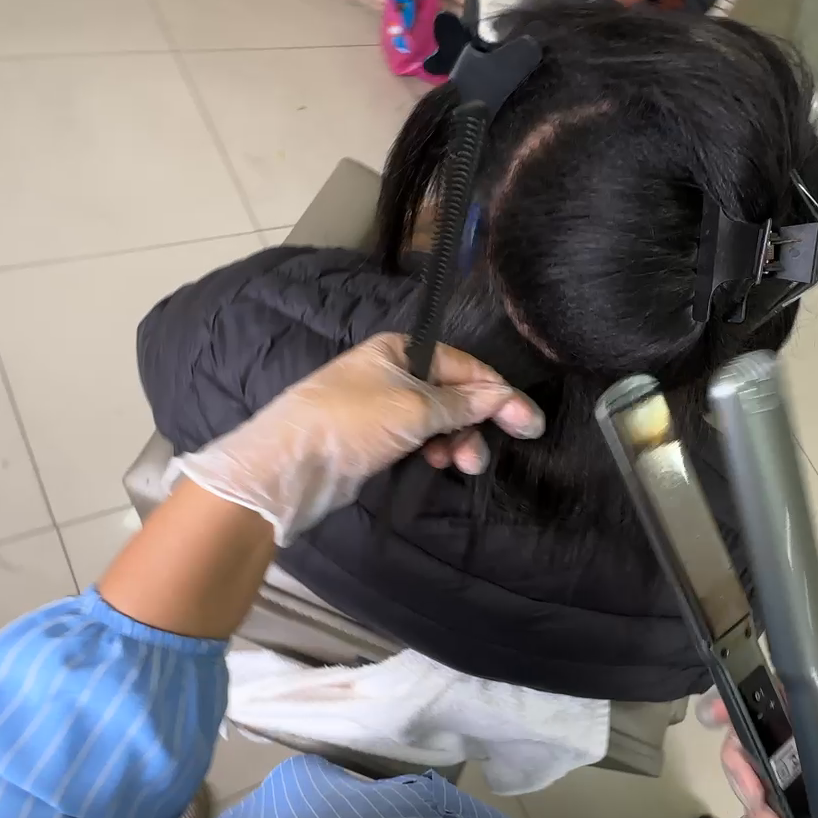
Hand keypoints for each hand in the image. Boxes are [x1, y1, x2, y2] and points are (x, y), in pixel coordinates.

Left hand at [170, 333, 543, 544]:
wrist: (289, 466)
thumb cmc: (352, 423)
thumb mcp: (414, 408)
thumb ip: (463, 403)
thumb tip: (505, 397)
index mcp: (401, 350)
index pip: (464, 366)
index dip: (498, 394)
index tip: (528, 425)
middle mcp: (394, 372)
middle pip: (454, 394)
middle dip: (475, 423)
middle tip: (487, 455)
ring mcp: (384, 407)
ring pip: (438, 421)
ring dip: (456, 441)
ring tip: (460, 465)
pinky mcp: (377, 439)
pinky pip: (420, 440)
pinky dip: (435, 450)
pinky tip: (438, 464)